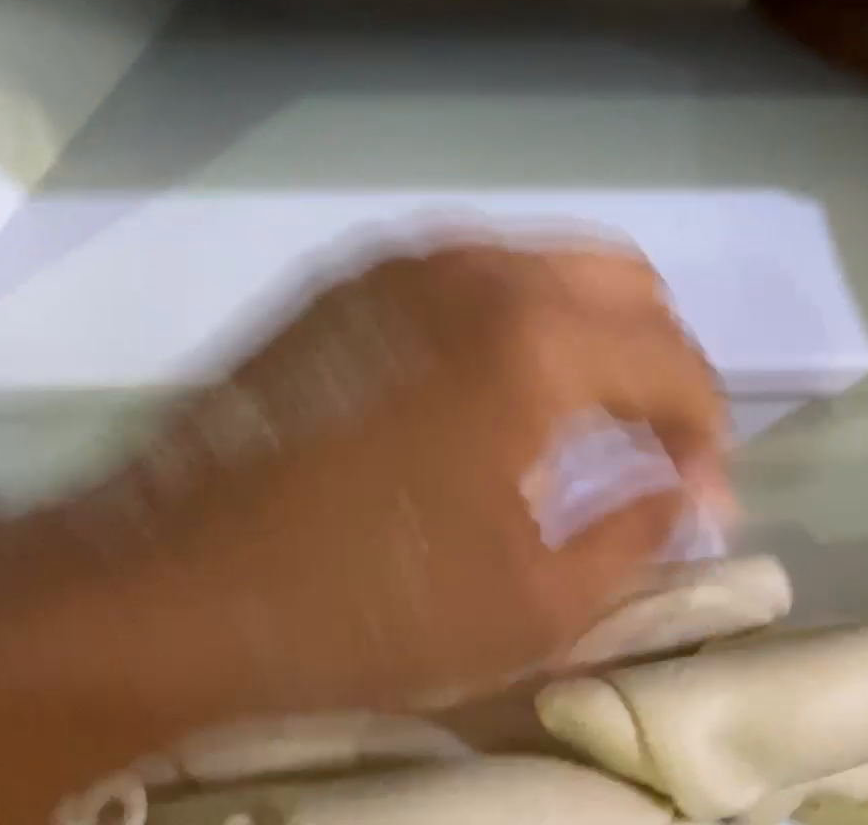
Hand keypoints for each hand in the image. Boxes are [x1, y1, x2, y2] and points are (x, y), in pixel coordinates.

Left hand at [68, 236, 731, 716]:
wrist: (160, 583)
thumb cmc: (355, 606)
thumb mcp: (527, 605)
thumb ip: (635, 535)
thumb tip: (685, 489)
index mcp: (529, 341)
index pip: (672, 360)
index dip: (707, 430)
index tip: (701, 492)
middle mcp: (475, 269)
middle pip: (625, 280)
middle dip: (658, 360)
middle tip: (649, 442)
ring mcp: (404, 261)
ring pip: (546, 263)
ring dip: (588, 333)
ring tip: (575, 420)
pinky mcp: (350, 279)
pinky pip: (474, 273)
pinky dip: (515, 319)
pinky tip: (489, 392)